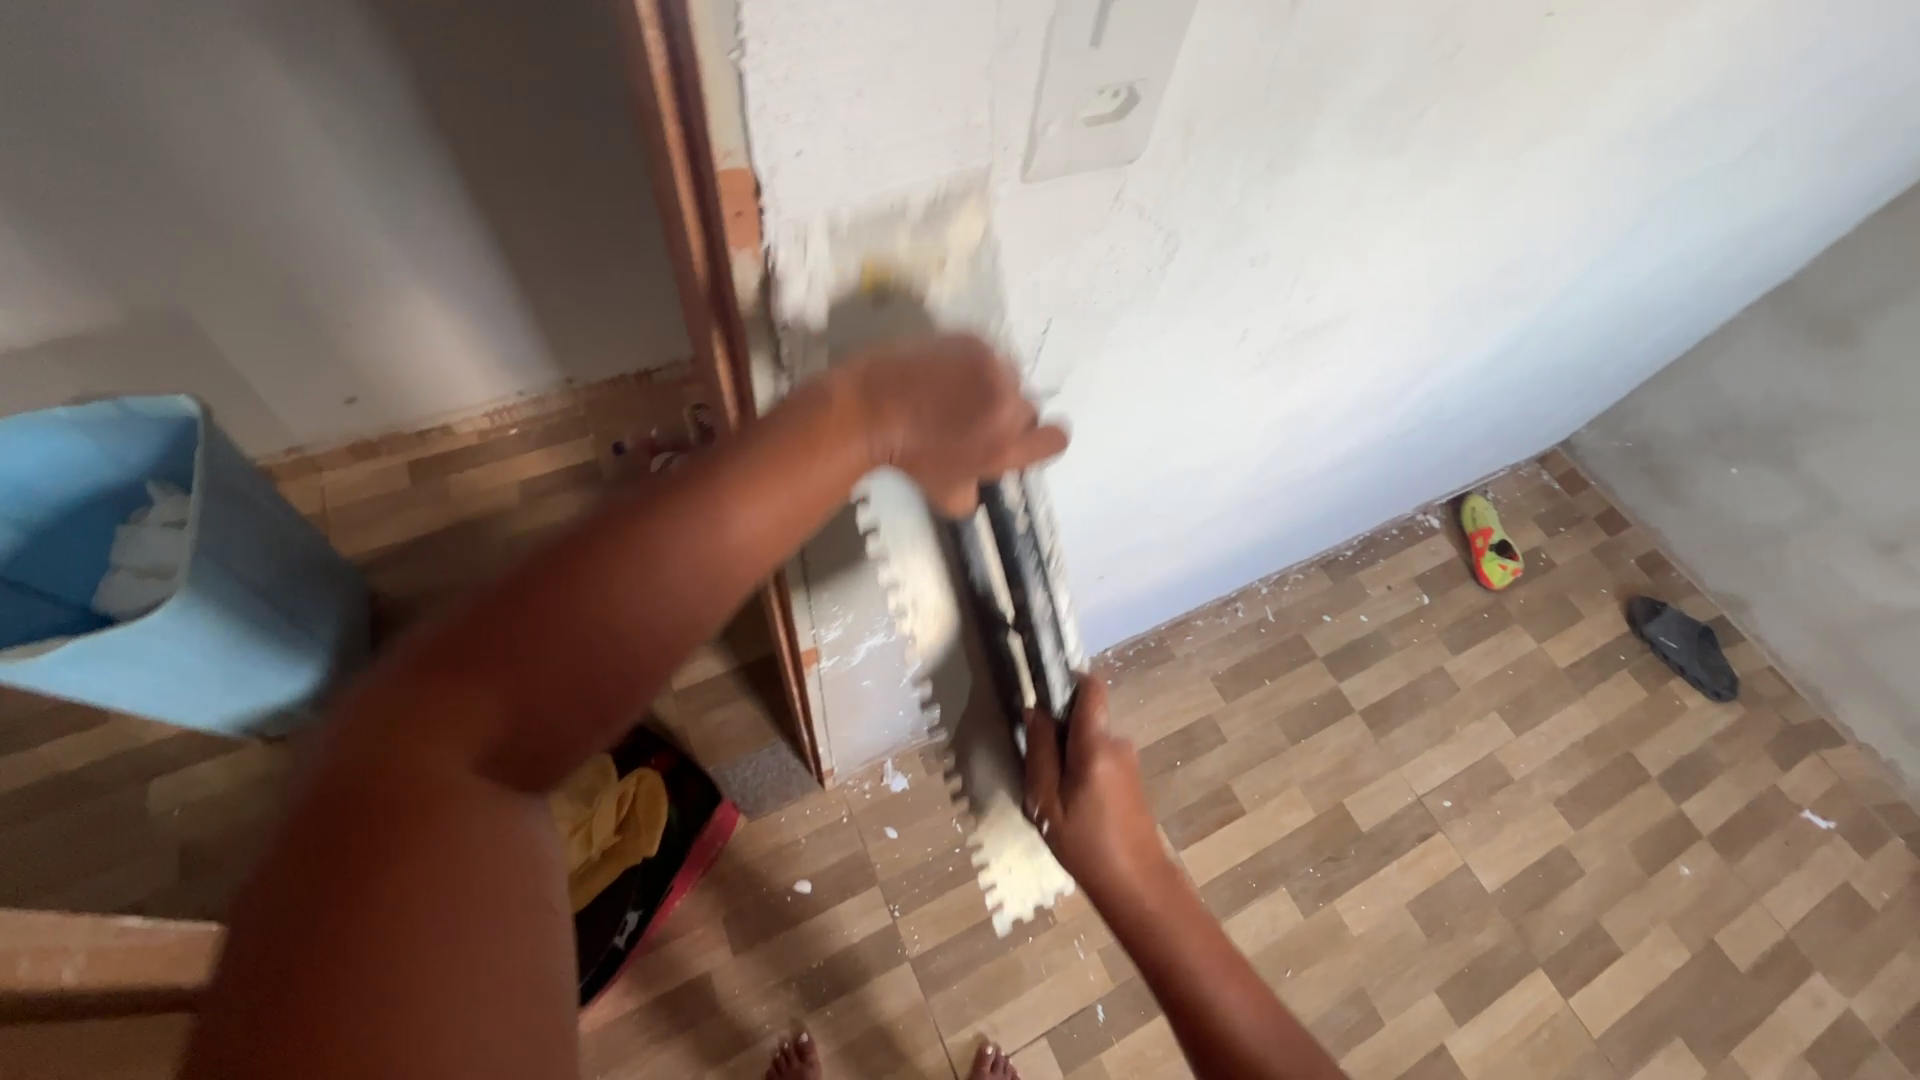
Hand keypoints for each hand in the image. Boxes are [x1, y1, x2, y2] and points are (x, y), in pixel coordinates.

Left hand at [846, 334, 1068, 516]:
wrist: (871, 408)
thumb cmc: (907, 456)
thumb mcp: (943, 494)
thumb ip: (973, 496)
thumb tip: (978, 491)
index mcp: (1006, 446)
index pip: (1056, 439)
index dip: (1041, 441)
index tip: (1022, 439)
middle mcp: (1007, 405)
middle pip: (1028, 410)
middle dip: (1007, 416)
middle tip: (974, 420)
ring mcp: (992, 369)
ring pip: (1010, 379)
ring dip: (993, 387)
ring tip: (958, 394)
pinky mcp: (974, 342)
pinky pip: (988, 355)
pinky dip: (973, 364)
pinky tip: (945, 375)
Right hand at [1022, 677, 1174, 899]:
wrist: (1137, 884)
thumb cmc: (1085, 843)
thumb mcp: (1045, 800)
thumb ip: (1039, 750)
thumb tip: (1034, 709)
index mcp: (1096, 743)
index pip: (1091, 687)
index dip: (1068, 680)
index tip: (1043, 692)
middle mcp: (1118, 743)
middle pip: (1083, 719)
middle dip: (1058, 733)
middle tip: (1036, 770)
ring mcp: (1128, 761)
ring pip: (1089, 742)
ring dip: (1069, 757)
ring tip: (1053, 797)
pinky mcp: (1132, 778)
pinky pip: (1100, 758)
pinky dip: (1083, 771)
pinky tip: (1073, 806)